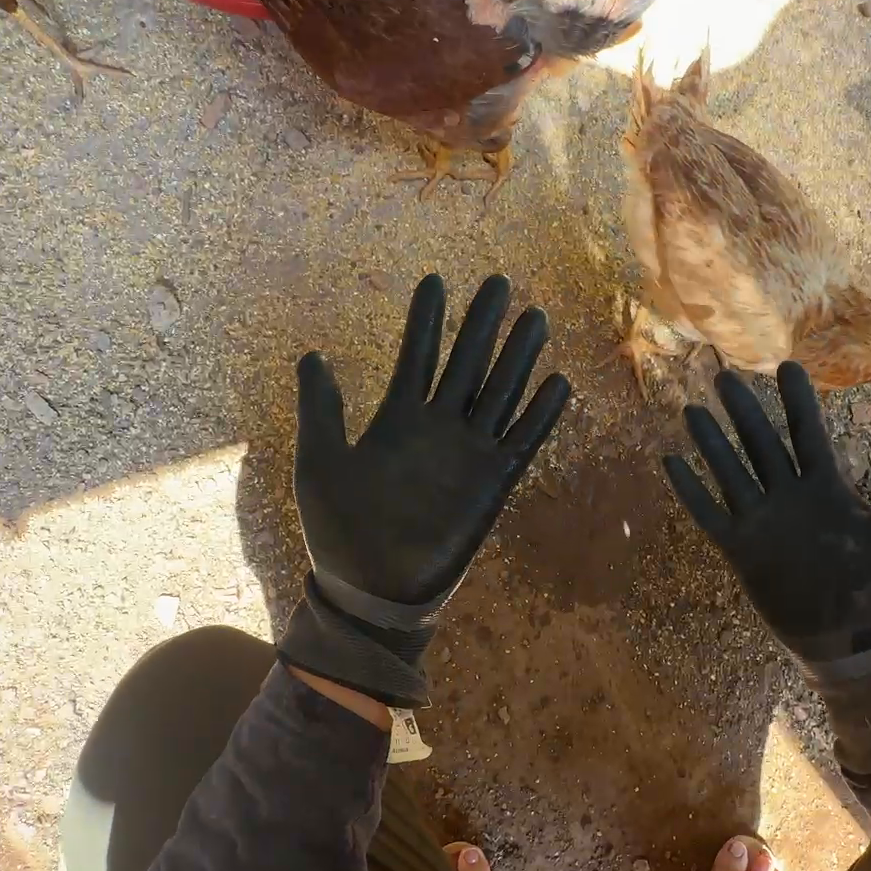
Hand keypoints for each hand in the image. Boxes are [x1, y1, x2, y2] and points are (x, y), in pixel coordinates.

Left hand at [296, 273, 569, 603]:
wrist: (371, 589)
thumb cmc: (339, 530)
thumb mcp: (319, 463)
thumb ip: (321, 410)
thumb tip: (312, 354)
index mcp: (397, 419)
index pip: (418, 356)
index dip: (428, 320)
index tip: (436, 281)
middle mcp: (438, 429)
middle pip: (467, 364)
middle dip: (483, 325)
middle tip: (500, 282)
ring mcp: (468, 454)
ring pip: (499, 393)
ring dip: (518, 358)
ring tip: (536, 318)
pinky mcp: (492, 484)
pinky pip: (522, 442)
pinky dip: (540, 415)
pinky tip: (557, 383)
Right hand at [663, 363, 870, 772]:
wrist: (860, 644)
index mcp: (829, 487)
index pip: (807, 432)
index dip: (796, 400)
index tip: (785, 366)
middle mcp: (791, 497)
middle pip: (760, 443)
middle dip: (743, 409)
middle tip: (722, 375)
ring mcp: (763, 522)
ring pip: (730, 471)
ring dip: (711, 442)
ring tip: (690, 410)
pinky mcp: (741, 550)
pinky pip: (709, 514)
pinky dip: (690, 490)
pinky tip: (670, 463)